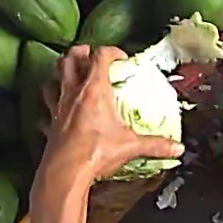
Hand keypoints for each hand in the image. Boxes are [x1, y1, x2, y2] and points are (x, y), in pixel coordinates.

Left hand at [39, 45, 182, 195]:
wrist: (65, 172)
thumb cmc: (96, 152)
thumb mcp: (130, 146)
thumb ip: (155, 144)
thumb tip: (176, 147)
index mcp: (94, 90)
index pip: (100, 56)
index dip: (110, 51)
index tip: (121, 58)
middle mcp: (73, 92)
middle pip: (69, 58)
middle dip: (80, 53)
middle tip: (91, 57)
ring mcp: (58, 106)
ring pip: (53, 78)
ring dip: (61, 73)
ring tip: (71, 75)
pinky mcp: (50, 122)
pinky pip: (47, 107)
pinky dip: (51, 105)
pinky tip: (57, 109)